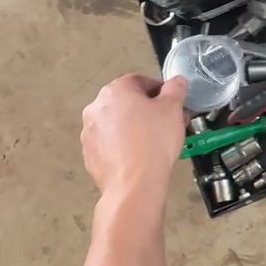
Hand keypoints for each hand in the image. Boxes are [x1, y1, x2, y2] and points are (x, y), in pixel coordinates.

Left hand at [80, 74, 189, 205]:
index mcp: (115, 91)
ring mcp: (89, 133)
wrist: (134, 185)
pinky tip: (139, 157)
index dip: (160, 90)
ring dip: (134, 127)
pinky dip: (123, 145)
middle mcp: (96, 107)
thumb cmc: (155, 140)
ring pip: (117, 123)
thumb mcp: (173, 109)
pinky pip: (110, 143)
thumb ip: (176, 89)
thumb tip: (177, 81)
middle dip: (148, 109)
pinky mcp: (89, 155)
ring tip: (154, 142)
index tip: (173, 104)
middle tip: (168, 123)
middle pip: (127, 102)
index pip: (140, 81)